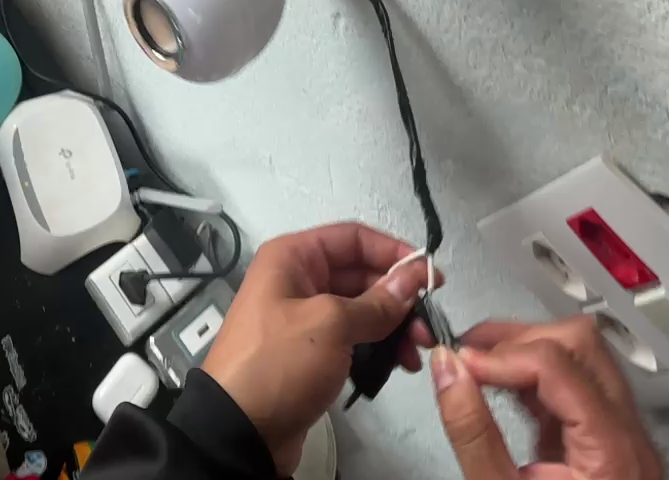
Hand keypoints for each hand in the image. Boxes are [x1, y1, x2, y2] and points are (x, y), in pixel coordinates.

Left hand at [202, 223, 430, 473]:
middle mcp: (298, 278)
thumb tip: (412, 279)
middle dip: (398, 295)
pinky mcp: (312, 351)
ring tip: (417, 350)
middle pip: (359, 272)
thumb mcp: (329, 324)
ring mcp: (305, 316)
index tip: (429, 274)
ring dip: (393, 323)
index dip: (392, 251)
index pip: (351, 237)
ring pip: (360, 306)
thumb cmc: (278, 362)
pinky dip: (378, 345)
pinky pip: (353, 335)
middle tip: (429, 324)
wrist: (239, 431)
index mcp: (293, 257)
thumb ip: (376, 303)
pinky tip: (399, 364)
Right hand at [431, 317, 662, 479]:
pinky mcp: (605, 439)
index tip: (459, 365)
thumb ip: (472, 432)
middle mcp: (630, 436)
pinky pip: (573, 379)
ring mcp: (623, 436)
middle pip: (579, 344)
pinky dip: (531, 371)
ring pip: (580, 353)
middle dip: (517, 339)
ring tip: (479, 368)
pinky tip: (499, 389)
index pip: (557, 364)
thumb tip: (447, 366)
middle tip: (470, 358)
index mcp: (613, 455)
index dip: (501, 355)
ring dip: (524, 348)